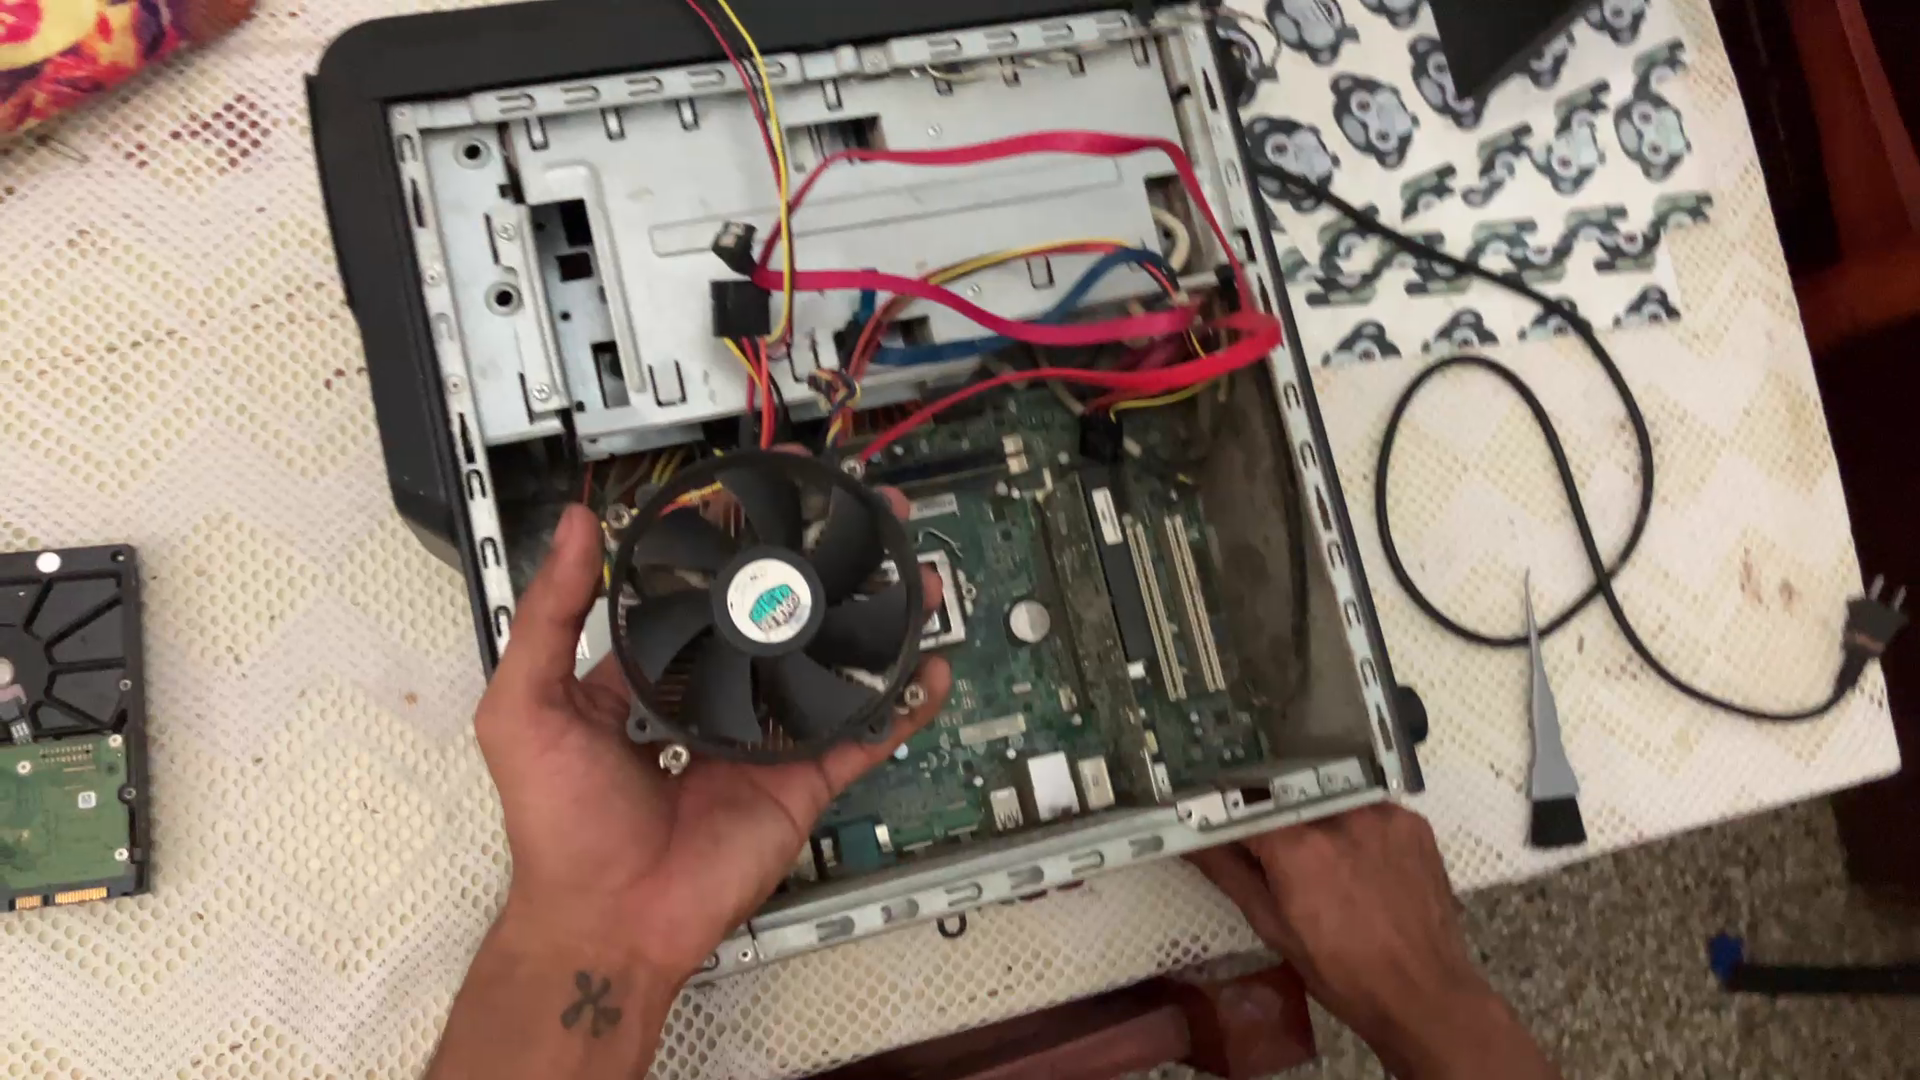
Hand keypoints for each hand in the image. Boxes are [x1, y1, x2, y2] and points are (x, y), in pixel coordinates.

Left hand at [475, 497, 949, 986]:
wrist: (610, 918)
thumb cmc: (562, 820)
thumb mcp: (530, 706)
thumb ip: (551, 615)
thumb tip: (576, 526)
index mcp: (675, 664)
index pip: (723, 583)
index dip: (757, 535)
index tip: (788, 487)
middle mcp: (732, 688)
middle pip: (797, 614)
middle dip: (839, 566)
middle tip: (875, 522)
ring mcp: (776, 731)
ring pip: (841, 665)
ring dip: (883, 624)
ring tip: (918, 582)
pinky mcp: (808, 775)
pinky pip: (866, 734)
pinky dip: (904, 707)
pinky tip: (933, 671)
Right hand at [1188, 803, 1558, 1079]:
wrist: (1428, 997)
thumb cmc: (1342, 971)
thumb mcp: (1271, 924)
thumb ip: (1226, 871)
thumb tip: (1188, 839)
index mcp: (1297, 845)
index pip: (1239, 805)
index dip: (1223, 812)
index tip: (1213, 815)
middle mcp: (1337, 816)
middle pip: (1282, 795)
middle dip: (1270, 815)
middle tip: (1272, 844)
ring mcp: (1379, 814)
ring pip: (1323, 795)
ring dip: (1312, 816)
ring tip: (1321, 854)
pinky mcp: (1409, 819)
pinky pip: (1364, 803)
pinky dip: (1352, 822)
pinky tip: (1356, 854)